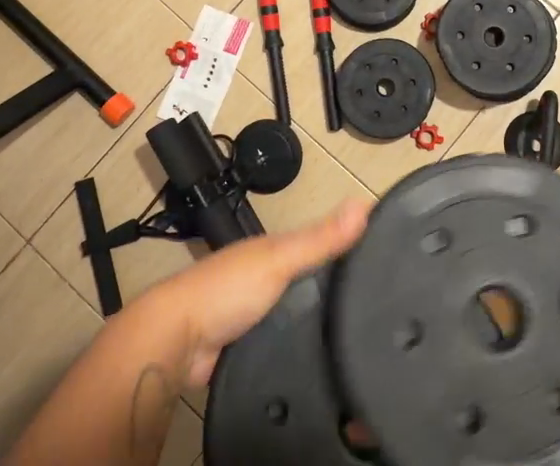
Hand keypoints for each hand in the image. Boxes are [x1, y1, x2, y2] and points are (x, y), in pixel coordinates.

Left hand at [129, 200, 368, 386]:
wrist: (175, 343)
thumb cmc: (225, 290)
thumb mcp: (279, 258)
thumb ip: (319, 238)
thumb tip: (365, 202)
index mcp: (270, 252)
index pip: (316, 244)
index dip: (346, 246)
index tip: (384, 256)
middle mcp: (263, 279)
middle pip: (307, 280)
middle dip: (333, 289)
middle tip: (375, 305)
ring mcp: (252, 315)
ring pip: (295, 314)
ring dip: (316, 321)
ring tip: (354, 336)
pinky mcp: (246, 348)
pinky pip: (282, 344)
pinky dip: (298, 347)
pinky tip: (321, 358)